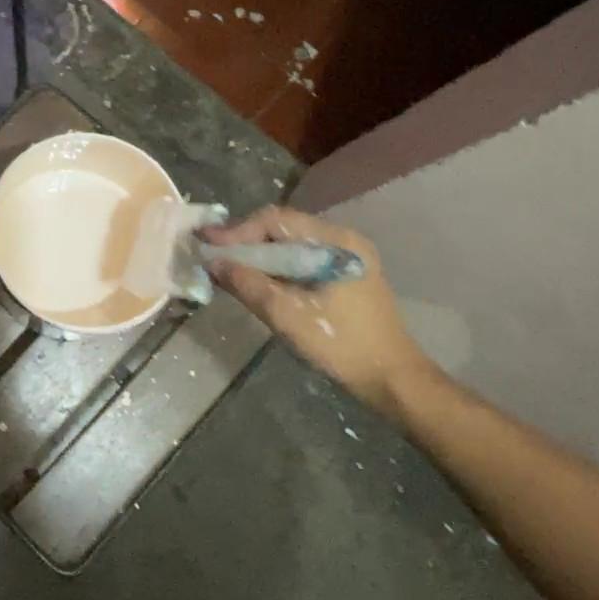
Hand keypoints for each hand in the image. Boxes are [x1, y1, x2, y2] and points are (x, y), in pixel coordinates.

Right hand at [206, 206, 437, 418]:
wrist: (392, 379)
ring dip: (259, 255)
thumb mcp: (288, 315)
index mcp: (336, 242)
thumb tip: (213, 263)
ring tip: (229, 269)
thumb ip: (248, 284)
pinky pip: (302, 259)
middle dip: (245, 241)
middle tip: (213, 256)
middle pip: (283, 228)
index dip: (237, 231)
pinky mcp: (346, 274)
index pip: (275, 220)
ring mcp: (347, 257)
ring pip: (291, 244)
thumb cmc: (342, 345)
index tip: (207, 245)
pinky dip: (276, 266)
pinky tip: (258, 281)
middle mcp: (344, 240)